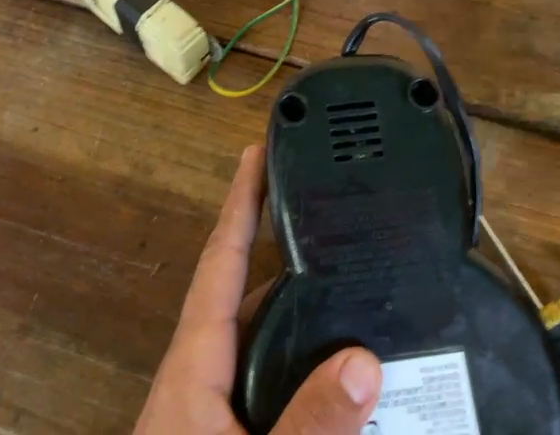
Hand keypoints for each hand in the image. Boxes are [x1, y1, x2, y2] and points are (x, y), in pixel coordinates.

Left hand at [135, 145, 382, 434]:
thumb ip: (310, 418)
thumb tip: (364, 362)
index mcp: (195, 361)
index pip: (221, 258)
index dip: (241, 201)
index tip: (257, 152)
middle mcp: (197, 369)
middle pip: (246, 292)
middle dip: (287, 253)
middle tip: (334, 222)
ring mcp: (206, 397)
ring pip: (257, 335)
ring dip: (297, 312)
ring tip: (351, 293)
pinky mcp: (218, 421)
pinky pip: (261, 371)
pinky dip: (294, 355)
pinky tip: (329, 374)